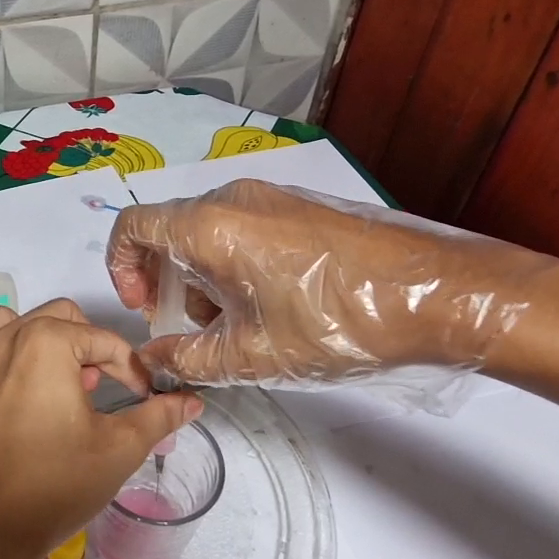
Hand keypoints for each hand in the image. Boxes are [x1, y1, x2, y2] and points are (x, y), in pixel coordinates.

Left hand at [0, 299, 200, 558]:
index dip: (132, 368)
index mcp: (46, 343)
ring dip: (48, 340)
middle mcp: (8, 339)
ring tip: (64, 381)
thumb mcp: (120, 447)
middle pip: (63, 317)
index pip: (104, 340)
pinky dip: (15, 355)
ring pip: (19, 323)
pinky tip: (32, 395)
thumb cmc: (59, 482)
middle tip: (106, 387)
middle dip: (92, 347)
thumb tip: (192, 401)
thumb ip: (160, 416)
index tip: (145, 396)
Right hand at [105, 179, 556, 387]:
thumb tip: (151, 361)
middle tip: (188, 328)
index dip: (122, 269)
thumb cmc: (334, 322)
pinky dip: (233, 264)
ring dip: (202, 278)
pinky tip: (271, 304)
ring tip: (237, 325)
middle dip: (165, 282)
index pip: (132, 227)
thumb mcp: (250, 355)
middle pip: (169, 230)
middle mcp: (233, 199)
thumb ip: (185, 359)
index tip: (146, 310)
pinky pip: (242, 228)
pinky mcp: (299, 206)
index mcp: (210, 227)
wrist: (437, 292)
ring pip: (207, 232)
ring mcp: (270, 197)